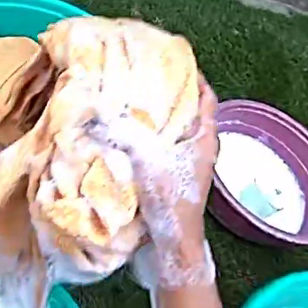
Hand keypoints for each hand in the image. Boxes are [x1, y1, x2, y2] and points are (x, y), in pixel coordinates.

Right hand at [90, 81, 218, 290]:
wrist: (171, 249)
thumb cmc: (170, 203)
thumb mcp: (149, 161)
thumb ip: (128, 133)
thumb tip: (101, 111)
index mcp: (204, 140)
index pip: (206, 98)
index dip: (193, 76)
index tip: (172, 59)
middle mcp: (199, 150)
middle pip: (188, 111)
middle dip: (169, 92)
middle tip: (142, 75)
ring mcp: (186, 166)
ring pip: (174, 130)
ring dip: (157, 116)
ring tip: (130, 99)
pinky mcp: (172, 180)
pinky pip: (161, 148)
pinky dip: (148, 137)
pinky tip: (124, 134)